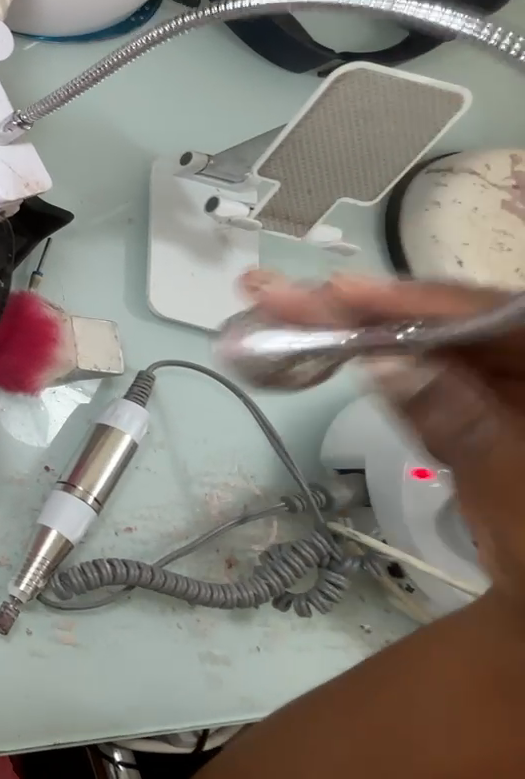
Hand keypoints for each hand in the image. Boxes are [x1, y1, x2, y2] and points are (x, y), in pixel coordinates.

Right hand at [242, 271, 524, 620]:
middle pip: (454, 323)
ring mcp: (506, 385)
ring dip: (349, 323)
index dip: (423, 300)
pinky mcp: (473, 399)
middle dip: (365, 307)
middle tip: (280, 294)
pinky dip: (362, 350)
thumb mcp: (507, 488)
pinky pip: (417, 362)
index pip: (504, 319)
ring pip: (426, 338)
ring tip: (278, 305)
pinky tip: (311, 335)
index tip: (342, 291)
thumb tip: (383, 363)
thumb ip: (455, 423)